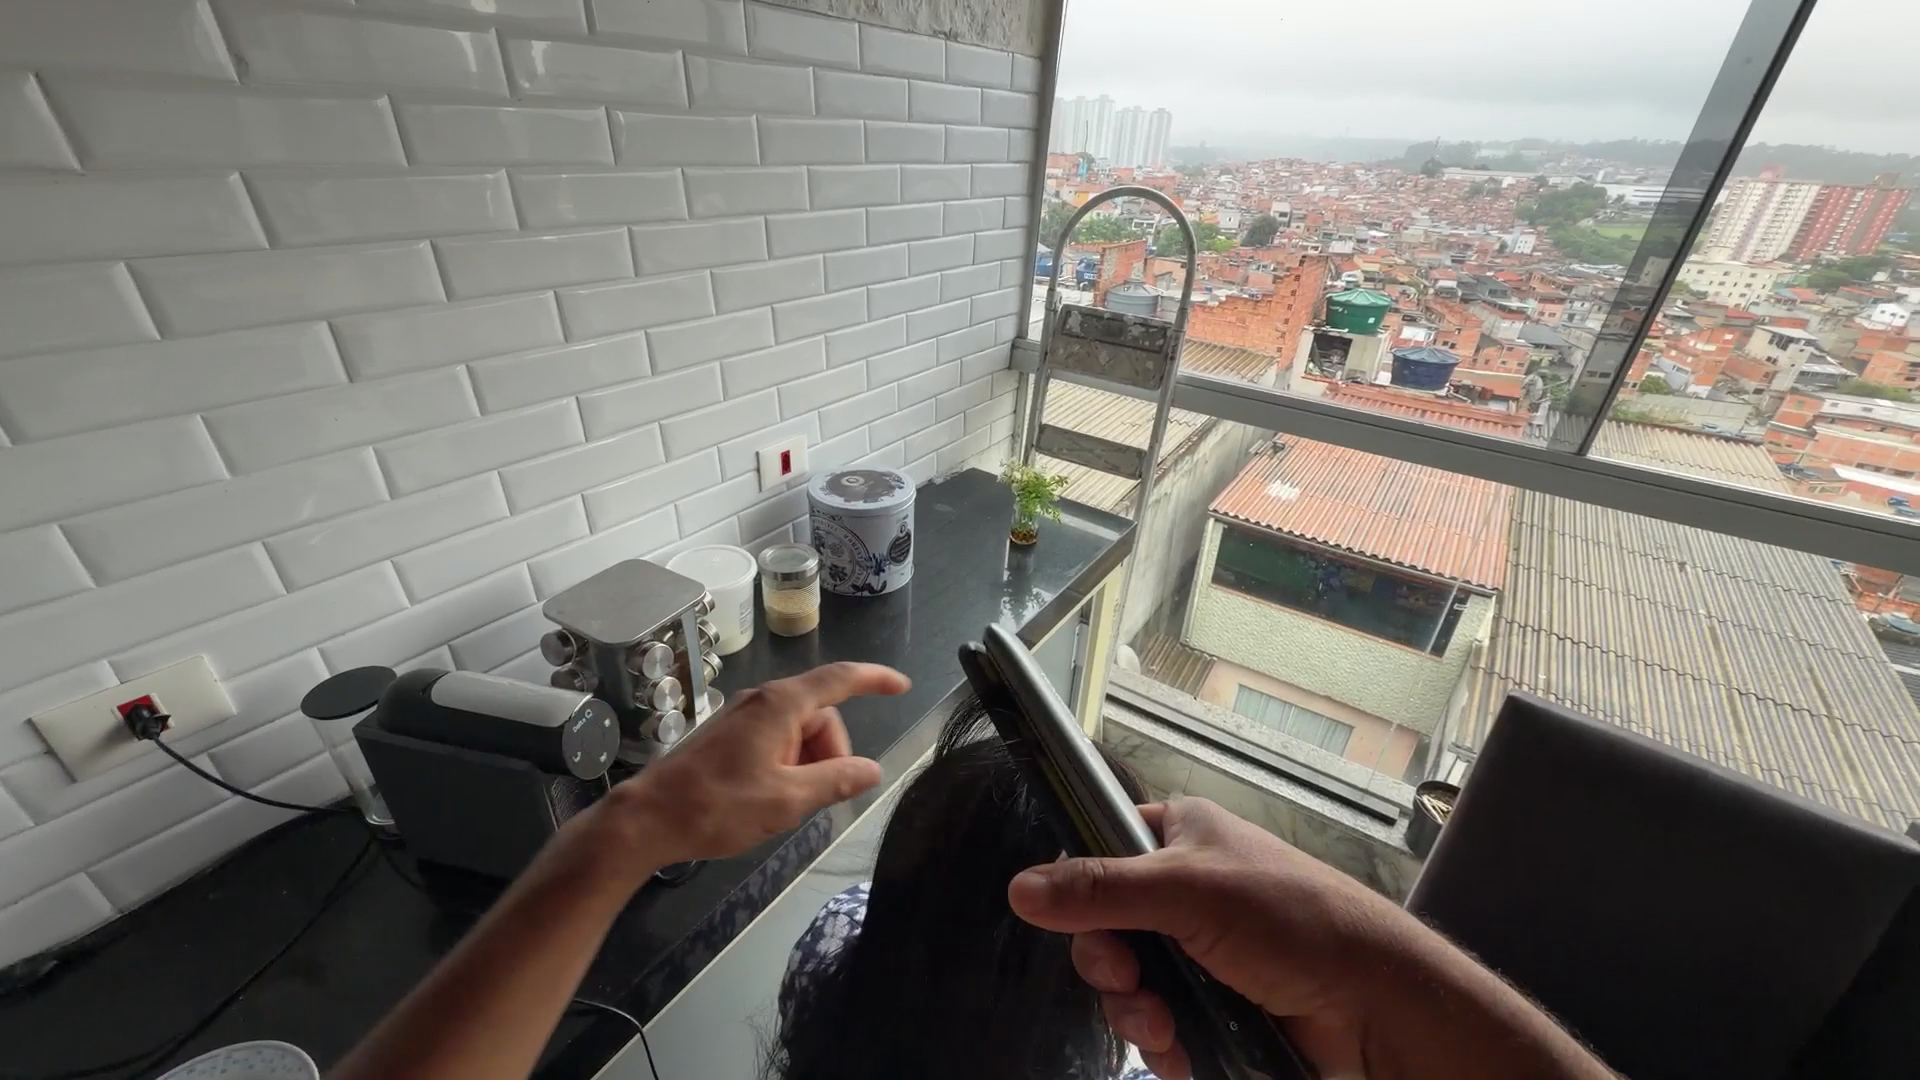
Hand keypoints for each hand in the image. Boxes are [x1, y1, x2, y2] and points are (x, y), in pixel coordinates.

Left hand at [585, 662, 910, 871]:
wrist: (647, 819)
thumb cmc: (717, 806)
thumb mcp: (787, 800)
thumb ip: (836, 781)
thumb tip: (872, 769)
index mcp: (782, 704)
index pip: (841, 679)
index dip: (875, 679)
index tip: (902, 686)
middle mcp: (765, 700)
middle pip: (822, 717)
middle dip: (831, 755)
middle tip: (814, 800)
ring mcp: (745, 716)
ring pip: (800, 733)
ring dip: (808, 765)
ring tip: (785, 804)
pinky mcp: (731, 735)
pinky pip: (778, 741)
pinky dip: (788, 765)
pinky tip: (770, 798)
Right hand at [1006, 797, 1414, 1078]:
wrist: (1380, 1006)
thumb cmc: (1286, 918)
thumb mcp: (1186, 891)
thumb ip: (1099, 890)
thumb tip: (1017, 889)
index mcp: (1178, 833)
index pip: (1101, 847)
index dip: (1081, 888)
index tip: (1080, 924)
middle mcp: (1183, 884)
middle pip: (1105, 921)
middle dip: (1112, 964)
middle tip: (1131, 985)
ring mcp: (1198, 944)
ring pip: (1129, 976)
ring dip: (1135, 1010)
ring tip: (1165, 1030)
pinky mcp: (1214, 996)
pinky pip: (1159, 1015)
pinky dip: (1161, 1038)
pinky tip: (1179, 1054)